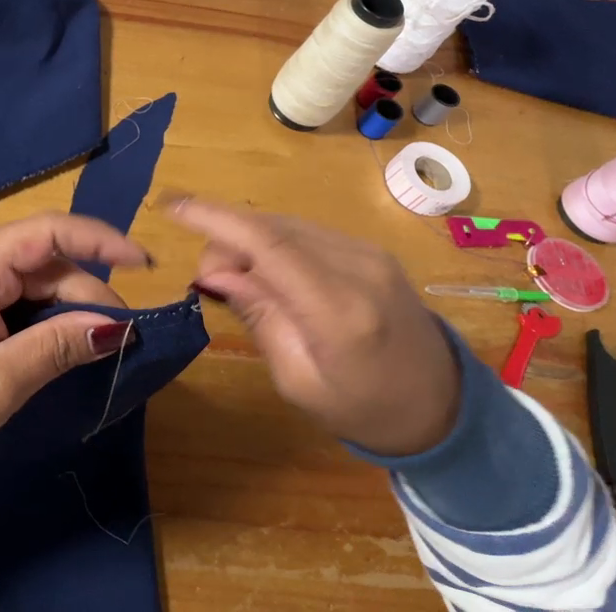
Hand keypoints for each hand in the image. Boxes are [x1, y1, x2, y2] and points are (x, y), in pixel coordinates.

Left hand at [0, 213, 148, 455]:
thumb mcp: (0, 382)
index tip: (145, 264)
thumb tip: (117, 327)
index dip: (101, 240)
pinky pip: (19, 293)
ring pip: (38, 278)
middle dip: (89, 293)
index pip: (49, 232)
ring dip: (70, 307)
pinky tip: (63, 342)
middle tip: (122, 339)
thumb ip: (58, 346)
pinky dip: (47, 315)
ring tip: (96, 347)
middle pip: (49, 260)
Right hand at [171, 198, 459, 455]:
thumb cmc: (363, 410)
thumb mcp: (298, 380)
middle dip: (226, 240)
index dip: (215, 220)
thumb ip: (258, 316)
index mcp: (339, 310)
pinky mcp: (372, 251)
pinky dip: (275, 244)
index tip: (172, 206)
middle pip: (272, 229)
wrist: (444, 409)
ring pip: (287, 225)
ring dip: (249, 241)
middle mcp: (357, 268)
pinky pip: (307, 233)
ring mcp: (369, 253)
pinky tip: (270, 273)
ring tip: (237, 280)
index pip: (268, 245)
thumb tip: (215, 271)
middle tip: (207, 279)